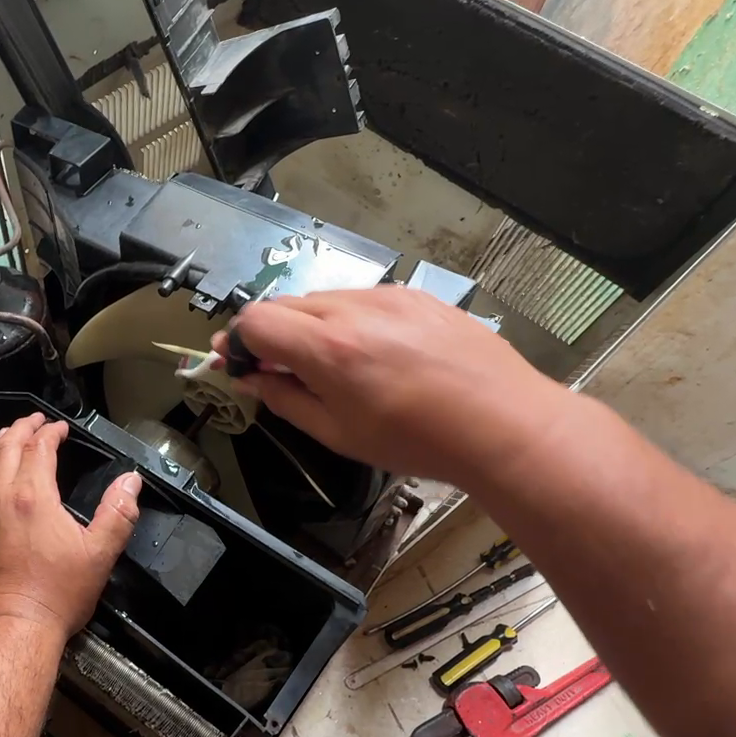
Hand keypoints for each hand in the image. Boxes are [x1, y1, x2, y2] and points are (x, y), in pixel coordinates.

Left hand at [0, 413, 141, 640]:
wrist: (16, 627)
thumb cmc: (58, 594)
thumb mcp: (100, 554)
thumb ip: (118, 513)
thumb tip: (131, 481)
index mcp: (34, 498)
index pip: (38, 449)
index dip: (50, 433)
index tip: (60, 429)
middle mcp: (0, 500)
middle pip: (5, 449)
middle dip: (20, 429)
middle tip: (32, 422)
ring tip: (2, 436)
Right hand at [216, 287, 579, 489]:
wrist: (503, 424)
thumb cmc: (416, 440)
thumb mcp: (336, 432)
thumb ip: (283, 399)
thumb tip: (250, 379)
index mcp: (328, 347)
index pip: (255, 321)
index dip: (236, 342)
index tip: (233, 361)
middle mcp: (354, 309)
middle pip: (283, 305)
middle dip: (266, 334)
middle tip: (268, 367)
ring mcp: (389, 296)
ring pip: (321, 299)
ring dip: (305, 326)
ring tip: (322, 365)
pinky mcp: (416, 296)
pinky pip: (361, 300)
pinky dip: (344, 320)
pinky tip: (364, 353)